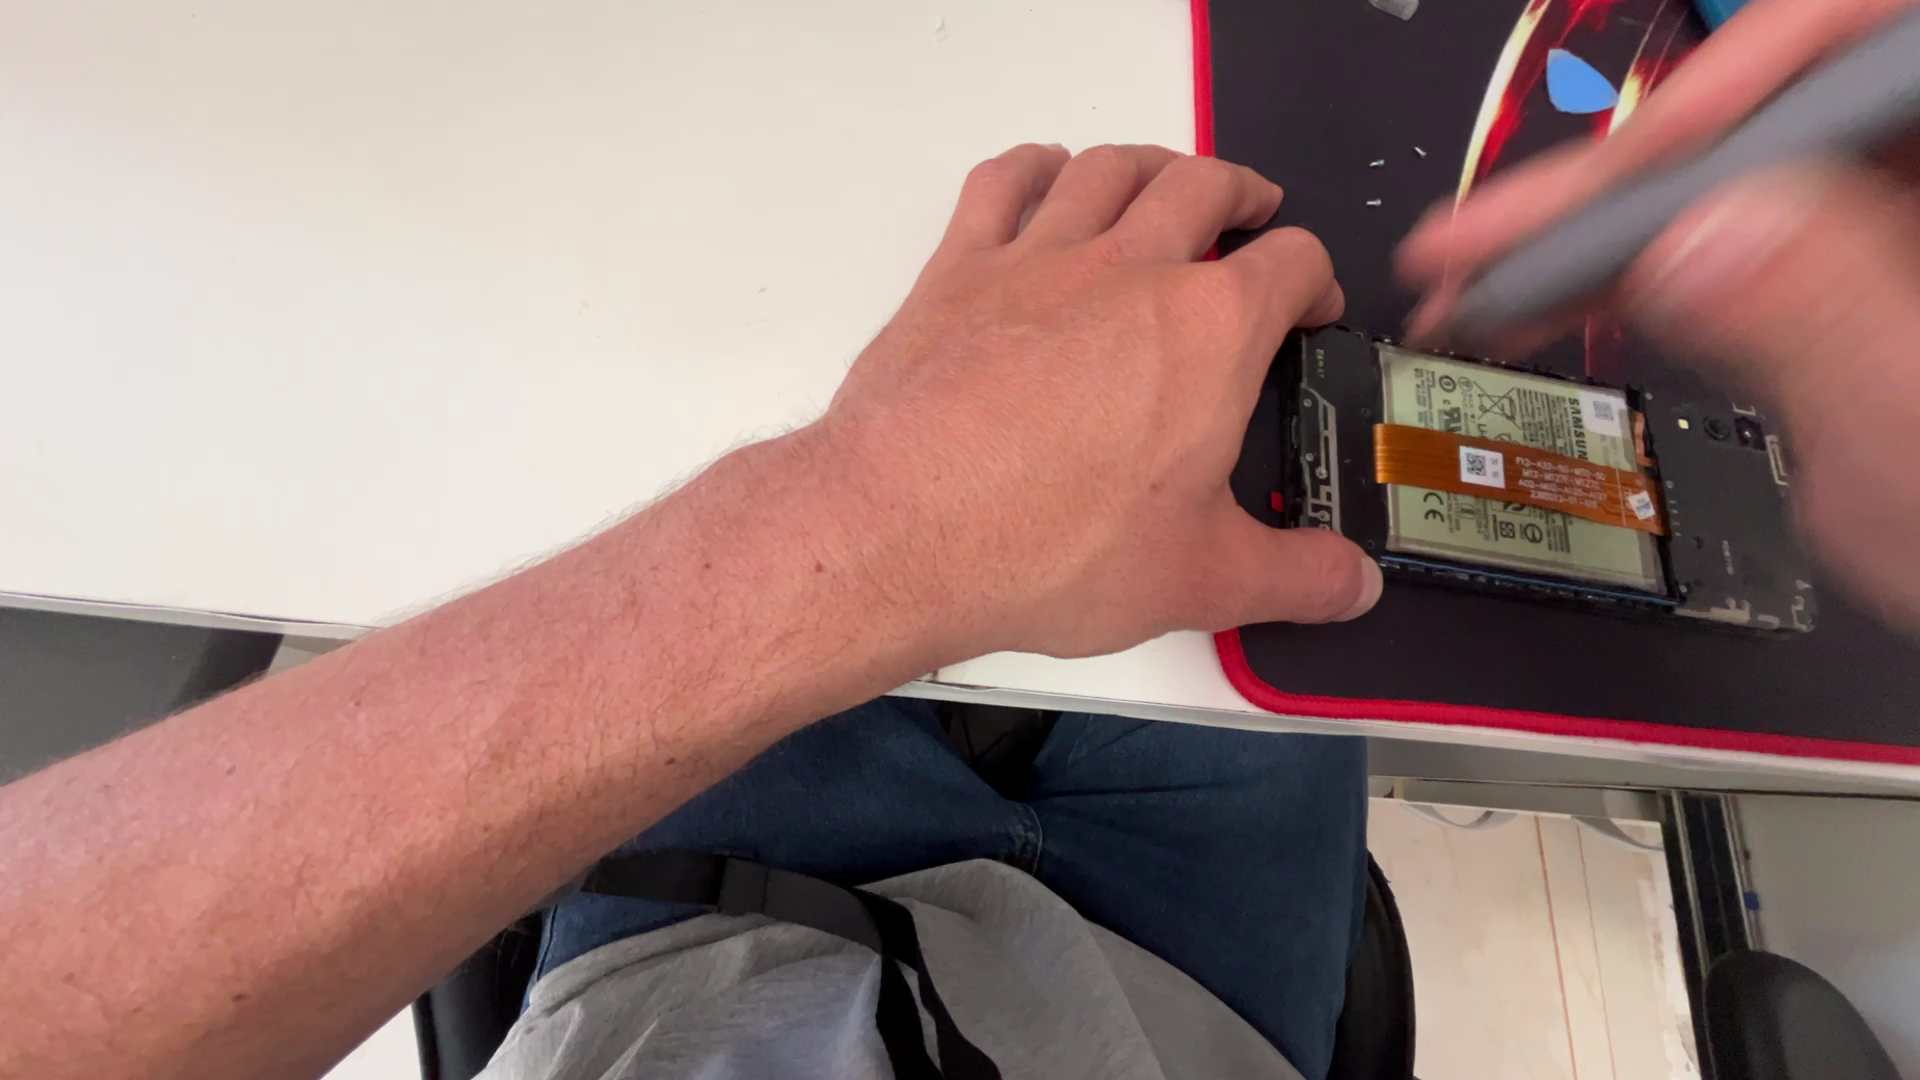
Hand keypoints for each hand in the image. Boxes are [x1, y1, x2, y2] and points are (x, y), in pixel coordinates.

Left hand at [813, 143, 1379, 659]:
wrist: (905, 534)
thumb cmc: (1049, 549)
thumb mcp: (1199, 581)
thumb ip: (1294, 577)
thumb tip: (1352, 584)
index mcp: (1208, 331)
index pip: (1290, 266)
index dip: (1313, 279)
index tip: (1310, 304)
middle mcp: (1127, 271)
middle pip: (1204, 188)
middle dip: (1241, 195)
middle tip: (1250, 214)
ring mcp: (1036, 262)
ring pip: (1107, 170)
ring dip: (1148, 165)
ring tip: (1164, 184)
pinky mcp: (955, 273)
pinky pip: (1000, 184)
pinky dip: (1031, 169)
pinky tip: (1043, 179)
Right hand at [1396, 0, 1919, 625]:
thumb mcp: (1916, 456)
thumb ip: (1821, 328)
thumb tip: (1695, 235)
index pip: (1873, 43)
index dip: (1721, 97)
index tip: (1599, 188)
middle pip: (1761, 122)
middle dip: (1595, 192)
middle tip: (1473, 245)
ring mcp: (1889, 229)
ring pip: (1709, 188)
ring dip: (1572, 239)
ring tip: (1472, 289)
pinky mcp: (1836, 280)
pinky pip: (1701, 246)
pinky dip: (1603, 277)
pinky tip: (1532, 309)